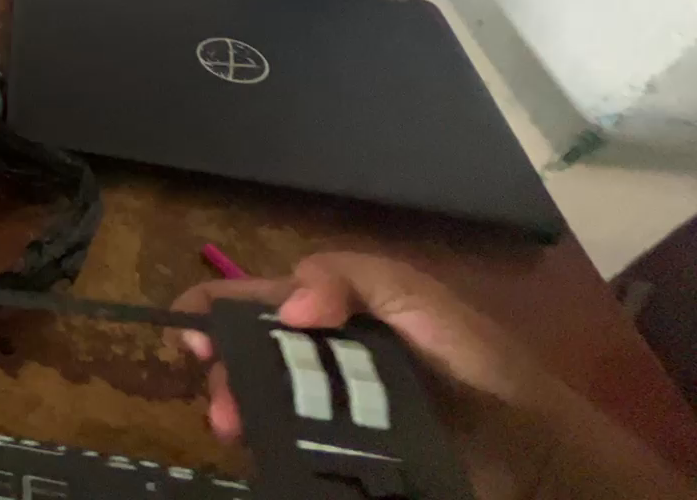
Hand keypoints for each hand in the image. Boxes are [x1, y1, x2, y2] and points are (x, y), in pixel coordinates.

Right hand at [170, 253, 691, 499]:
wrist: (540, 448)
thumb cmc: (468, 355)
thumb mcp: (408, 291)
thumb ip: (344, 277)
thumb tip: (288, 309)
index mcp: (312, 309)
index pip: (241, 300)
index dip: (205, 311)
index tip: (190, 340)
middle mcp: (306, 354)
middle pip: (238, 355)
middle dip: (219, 374)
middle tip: (220, 406)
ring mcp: (320, 406)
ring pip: (254, 401)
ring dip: (235, 411)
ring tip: (236, 432)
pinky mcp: (337, 451)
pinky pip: (287, 443)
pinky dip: (267, 446)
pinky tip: (263, 454)